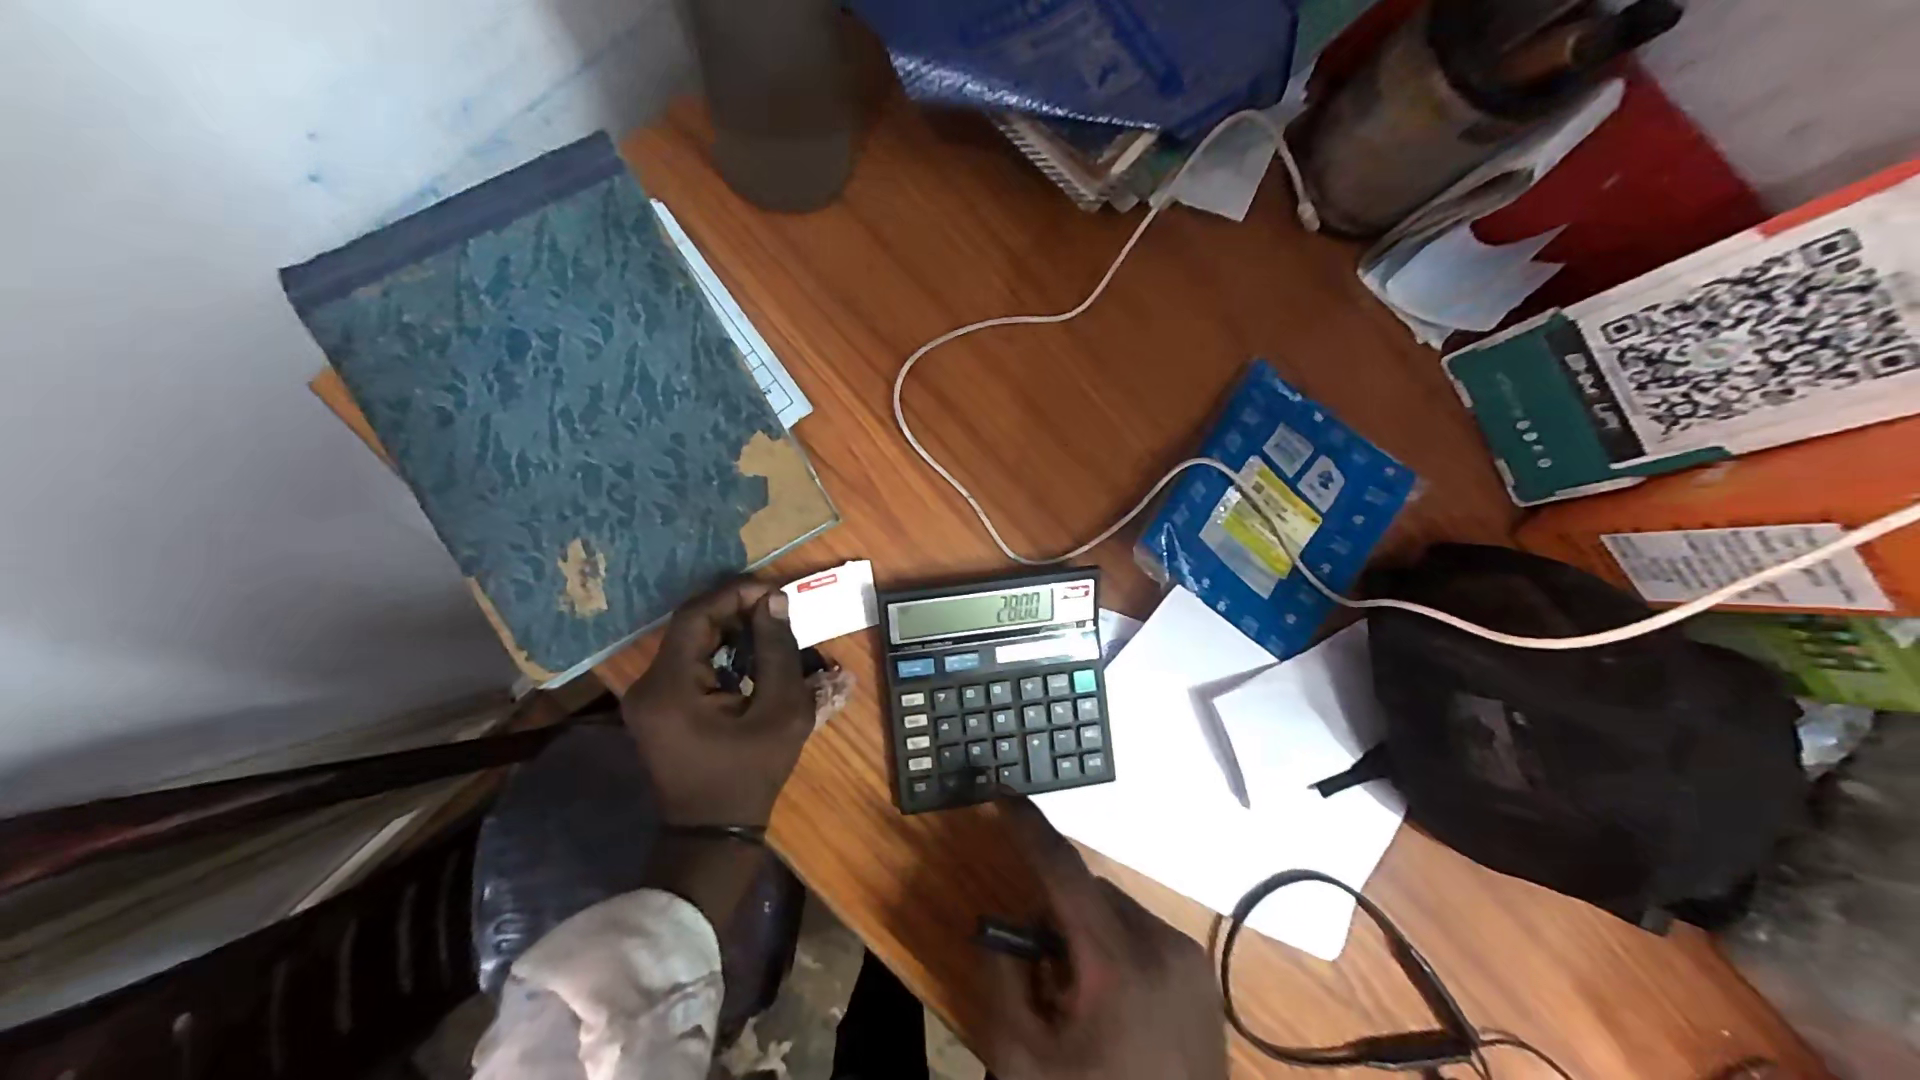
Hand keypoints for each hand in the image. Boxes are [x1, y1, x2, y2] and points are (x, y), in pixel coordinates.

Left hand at [622, 579, 812, 827]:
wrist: (714, 832)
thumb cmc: (751, 774)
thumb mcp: (780, 712)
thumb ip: (778, 652)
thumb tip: (774, 601)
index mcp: (670, 687)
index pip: (695, 617)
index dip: (734, 595)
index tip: (773, 593)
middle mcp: (647, 686)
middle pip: (688, 626)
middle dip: (734, 610)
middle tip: (776, 609)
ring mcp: (646, 697)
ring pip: (687, 641)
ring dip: (727, 629)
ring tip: (768, 627)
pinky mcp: (655, 705)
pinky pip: (686, 661)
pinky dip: (717, 650)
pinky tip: (747, 654)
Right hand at [979, 797, 1226, 1079]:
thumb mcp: (1024, 1061)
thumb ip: (1003, 981)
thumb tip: (1002, 928)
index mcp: (1117, 964)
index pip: (1064, 871)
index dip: (1029, 826)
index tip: (1002, 793)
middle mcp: (1160, 944)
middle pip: (1088, 891)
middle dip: (1055, 913)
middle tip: (1040, 972)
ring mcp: (1187, 959)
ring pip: (1114, 909)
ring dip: (1085, 931)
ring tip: (1079, 997)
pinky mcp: (1201, 975)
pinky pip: (1141, 931)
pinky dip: (1114, 946)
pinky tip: (1112, 1001)